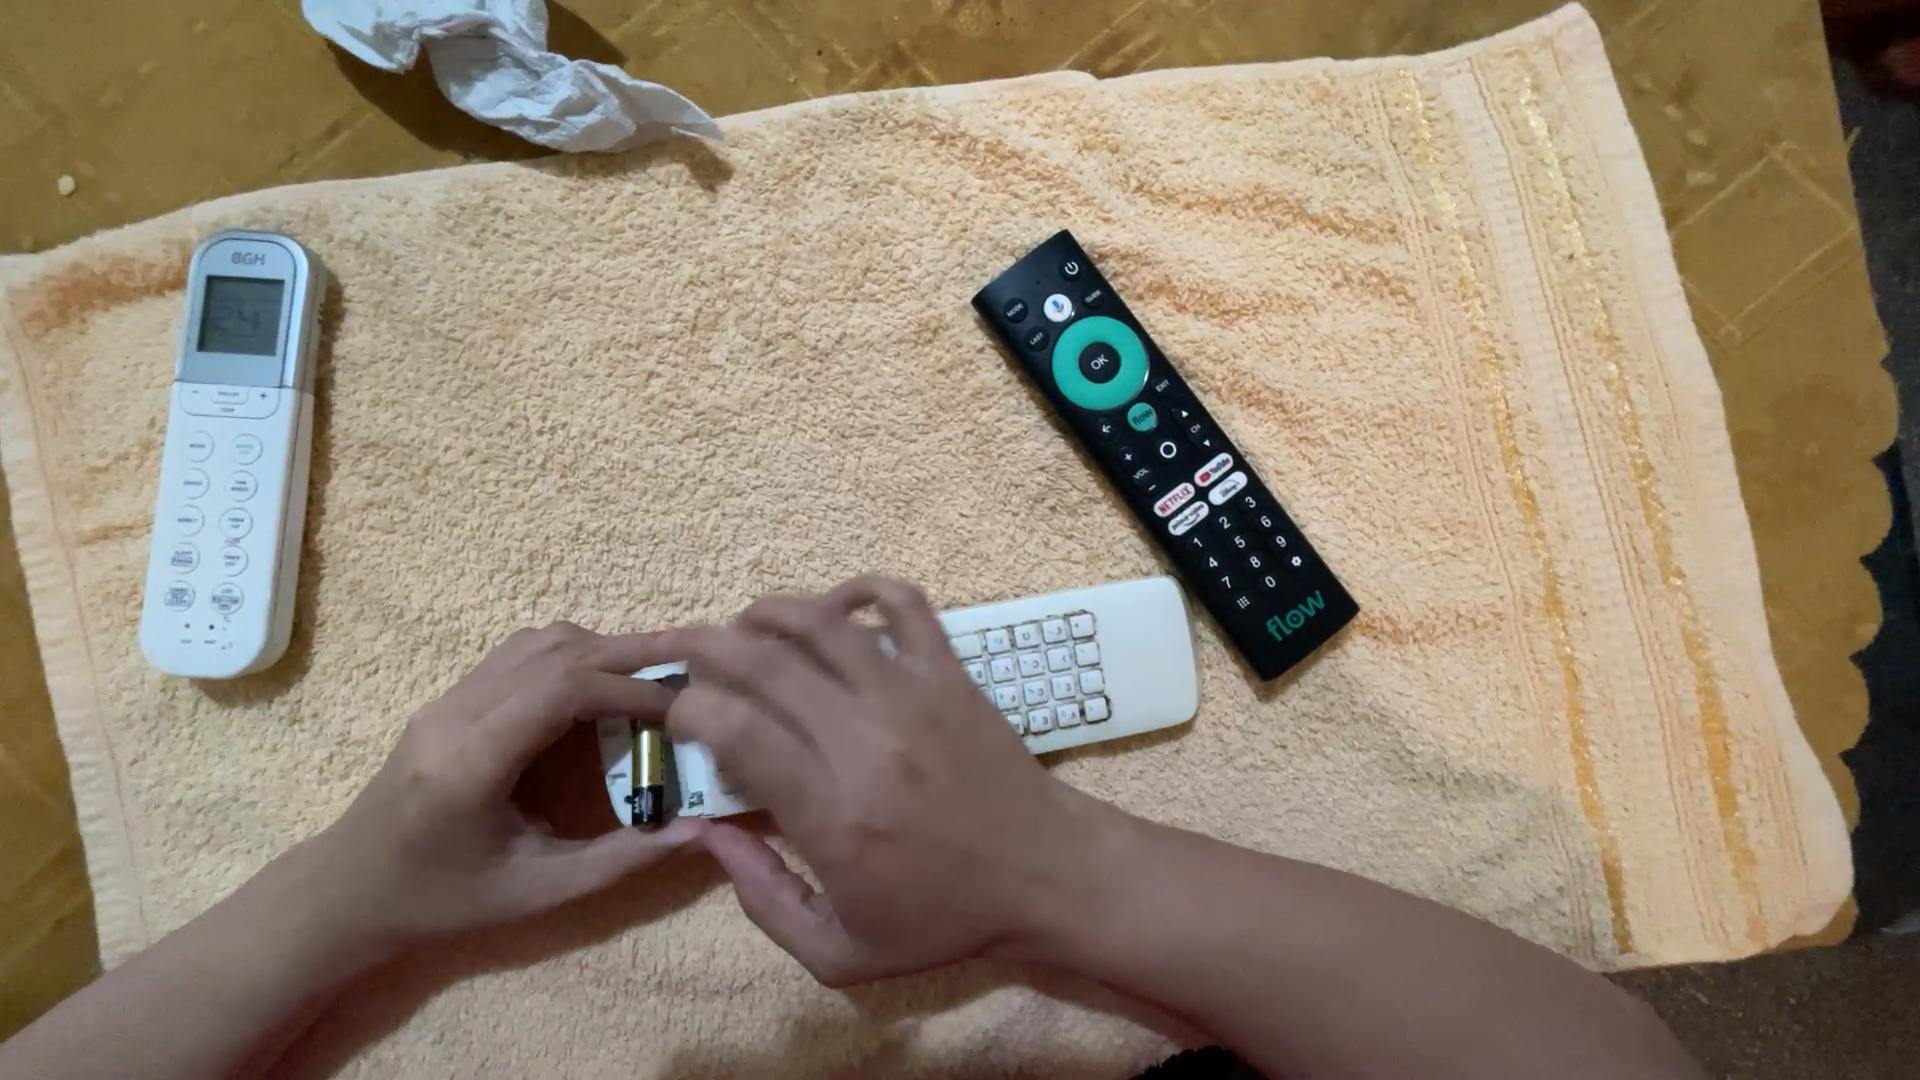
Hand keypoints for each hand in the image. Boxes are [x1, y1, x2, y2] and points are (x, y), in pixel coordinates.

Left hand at [306, 622, 704, 952]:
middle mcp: (457, 713)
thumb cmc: (443, 902)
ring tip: (646, 681)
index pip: (564, 690)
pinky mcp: (452, 694)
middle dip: (632, 655)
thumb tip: (698, 831)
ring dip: (604, 650)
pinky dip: (575, 654)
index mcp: (472, 762)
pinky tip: (597, 686)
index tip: (679, 708)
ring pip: (543, 640)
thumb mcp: (538, 894)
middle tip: (686, 673)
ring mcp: (449, 697)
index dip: (631, 688)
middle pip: (559, 651)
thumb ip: (621, 859)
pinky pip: (524, 650)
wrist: (344, 895)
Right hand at [663, 577, 1116, 984]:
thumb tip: (704, 832)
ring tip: (747, 626)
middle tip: (685, 652)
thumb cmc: (940, 915)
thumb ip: (760, 896)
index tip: (682, 714)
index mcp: (832, 813)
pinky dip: (866, 588)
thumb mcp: (838, 950)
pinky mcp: (949, 673)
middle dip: (706, 646)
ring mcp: (912, 695)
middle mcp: (865, 740)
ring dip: (771, 611)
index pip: (736, 729)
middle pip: (765, 661)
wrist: (1042, 872)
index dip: (690, 708)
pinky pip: (906, 603)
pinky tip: (839, 603)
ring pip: (825, 621)